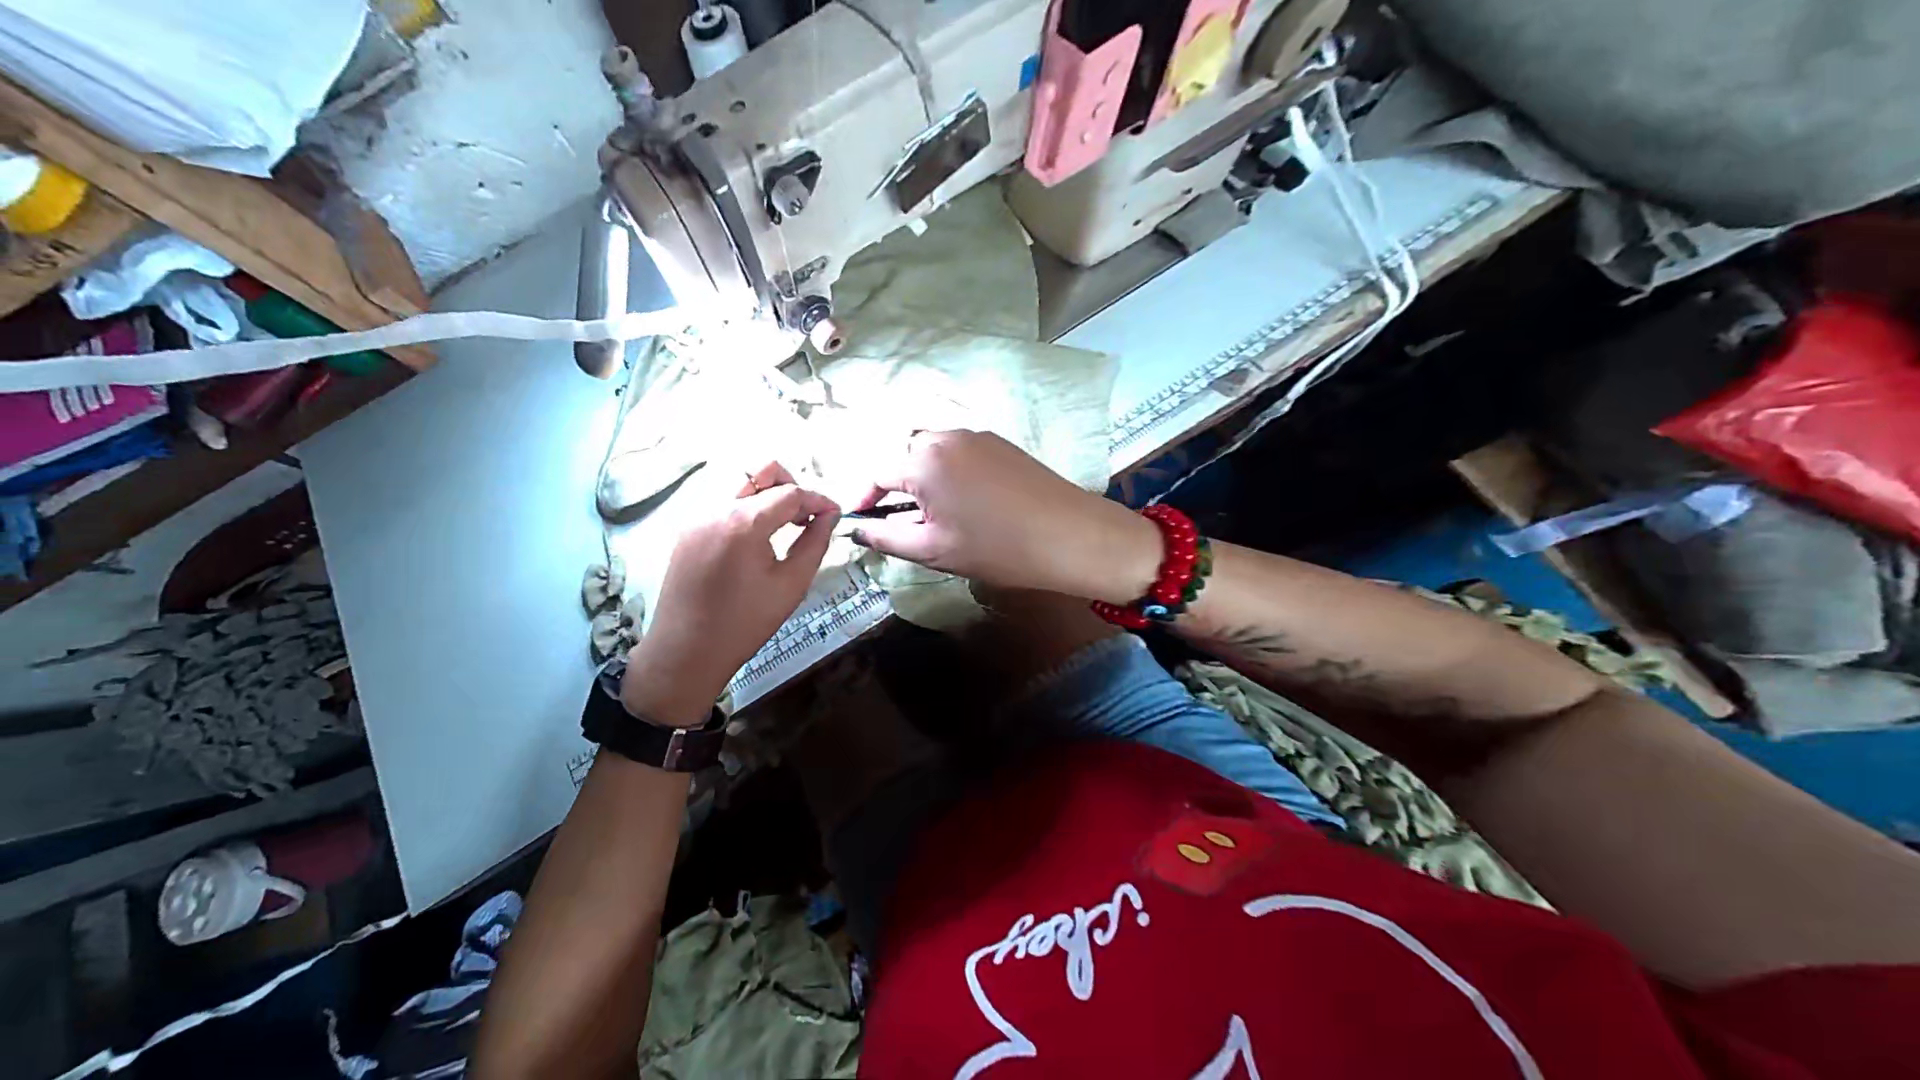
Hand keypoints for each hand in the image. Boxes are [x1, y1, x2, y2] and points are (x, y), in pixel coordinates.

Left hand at [622, 463, 839, 725]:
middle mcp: (714, 508)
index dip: (819, 500)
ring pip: (739, 483)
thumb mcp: (791, 584)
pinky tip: (757, 539)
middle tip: (806, 516)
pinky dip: (746, 508)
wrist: (686, 652)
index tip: (835, 514)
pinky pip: (722, 502)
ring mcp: (696, 516)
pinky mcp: (686, 529)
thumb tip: (829, 516)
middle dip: (791, 485)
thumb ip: (815, 543)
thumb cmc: (745, 624)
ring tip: (783, 526)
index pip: (790, 492)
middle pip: (760, 470)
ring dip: (767, 494)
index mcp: (743, 522)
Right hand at [849, 430, 1159, 603]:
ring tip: (939, 515)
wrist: (1069, 535)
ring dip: (926, 479)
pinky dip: (951, 473)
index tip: (861, 522)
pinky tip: (969, 503)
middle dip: (898, 488)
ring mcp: (977, 435)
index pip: (878, 473)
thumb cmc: (996, 548)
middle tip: (907, 524)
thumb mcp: (934, 550)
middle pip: (906, 458)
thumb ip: (887, 538)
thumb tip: (858, 530)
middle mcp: (946, 436)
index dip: (864, 499)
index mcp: (924, 460)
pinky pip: (961, 452)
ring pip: (934, 453)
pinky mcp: (1001, 443)